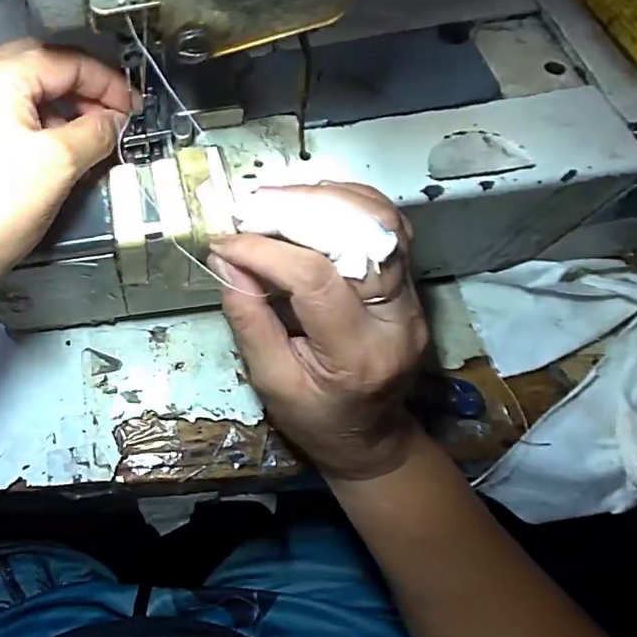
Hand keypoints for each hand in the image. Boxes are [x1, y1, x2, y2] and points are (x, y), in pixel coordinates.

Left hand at [0, 41, 132, 305]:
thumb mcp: (62, 162)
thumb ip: (98, 131)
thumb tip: (114, 121)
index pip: (65, 61)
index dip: (107, 82)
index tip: (131, 106)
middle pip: (42, 68)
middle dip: (83, 90)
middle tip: (113, 117)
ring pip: (23, 91)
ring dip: (61, 107)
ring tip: (89, 136)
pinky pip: (5, 113)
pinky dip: (36, 122)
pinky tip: (56, 147)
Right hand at [210, 183, 428, 480]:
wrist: (371, 437)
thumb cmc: (317, 418)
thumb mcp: (271, 382)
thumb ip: (249, 320)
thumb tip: (226, 261)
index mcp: (359, 355)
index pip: (316, 280)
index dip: (265, 252)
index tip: (225, 242)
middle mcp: (397, 318)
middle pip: (363, 237)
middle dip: (300, 210)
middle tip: (251, 209)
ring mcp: (411, 298)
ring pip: (383, 222)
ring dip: (327, 200)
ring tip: (276, 201)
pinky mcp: (410, 285)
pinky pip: (386, 228)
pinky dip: (347, 206)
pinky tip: (309, 206)